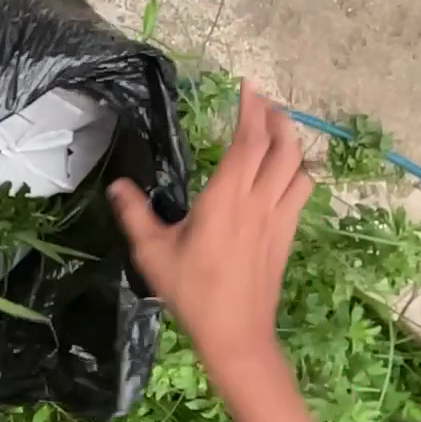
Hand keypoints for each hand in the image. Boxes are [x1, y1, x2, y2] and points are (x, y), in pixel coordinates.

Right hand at [109, 80, 312, 371]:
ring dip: (291, 142)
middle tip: (261, 99)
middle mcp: (259, 203)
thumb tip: (119, 185)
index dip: (251, 111)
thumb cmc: (192, 291)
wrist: (236, 334)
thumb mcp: (152, 251)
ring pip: (298, 168)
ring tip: (276, 128)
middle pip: (282, 148)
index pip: (248, 143)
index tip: (247, 87)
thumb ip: (136, 213)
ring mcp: (278, 220)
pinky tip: (285, 172)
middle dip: (275, 118)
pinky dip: (296, 171)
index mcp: (226, 199)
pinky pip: (301, 192)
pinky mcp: (286, 236)